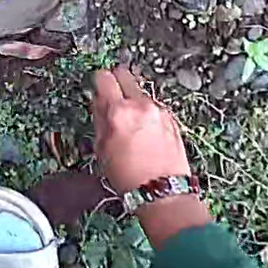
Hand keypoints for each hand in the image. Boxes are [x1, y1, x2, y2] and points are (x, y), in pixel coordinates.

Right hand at [91, 65, 210, 247]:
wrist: (163, 193)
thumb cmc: (130, 178)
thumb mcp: (102, 149)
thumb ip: (99, 118)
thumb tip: (98, 100)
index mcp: (119, 112)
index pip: (104, 77)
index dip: (98, 80)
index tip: (97, 84)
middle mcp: (141, 105)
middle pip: (125, 74)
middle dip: (116, 81)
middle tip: (111, 96)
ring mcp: (158, 110)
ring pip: (139, 92)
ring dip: (132, 100)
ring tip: (129, 124)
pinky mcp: (171, 118)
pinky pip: (153, 106)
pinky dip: (146, 112)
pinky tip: (143, 131)